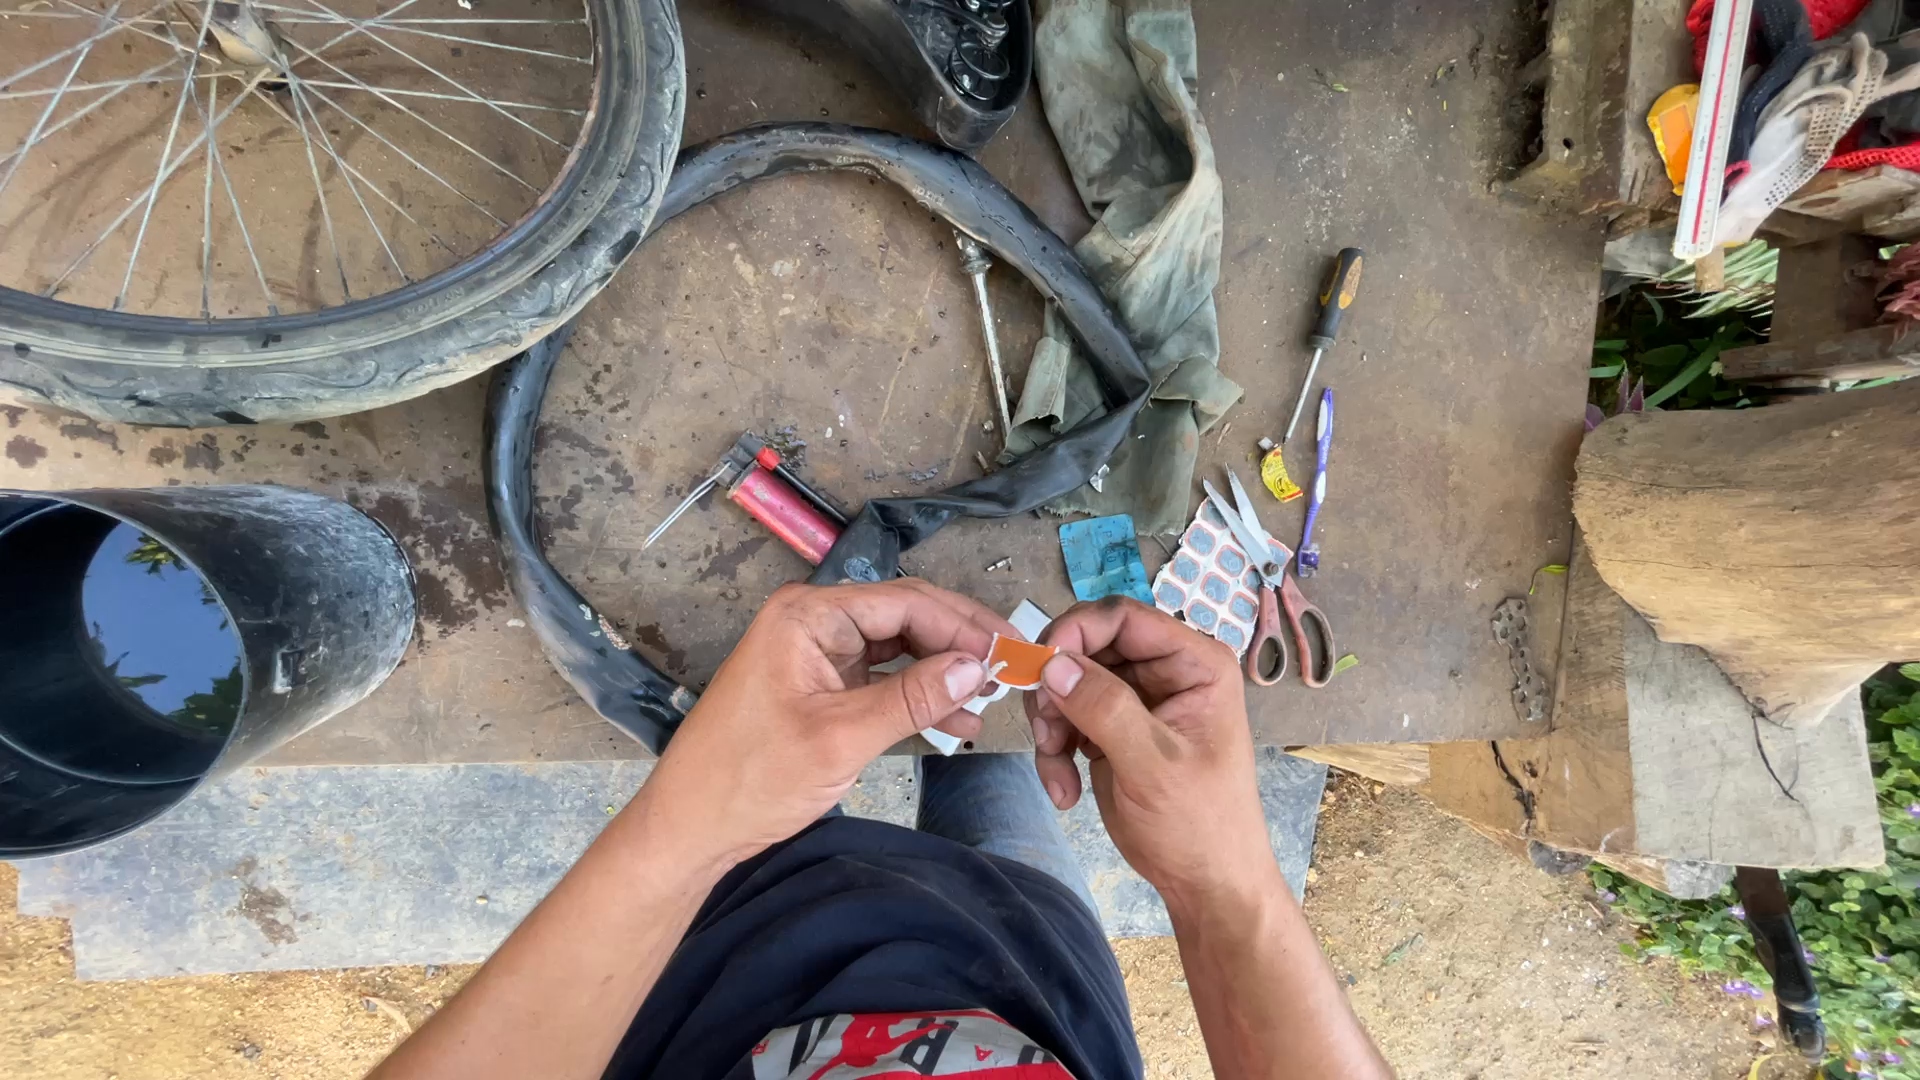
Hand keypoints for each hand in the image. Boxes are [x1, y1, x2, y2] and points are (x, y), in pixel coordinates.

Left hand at [636, 579, 1012, 865]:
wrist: (690, 829)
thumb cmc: (752, 778)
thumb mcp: (841, 737)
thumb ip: (913, 698)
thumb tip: (977, 667)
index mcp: (810, 615)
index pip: (905, 603)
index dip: (962, 625)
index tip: (1009, 652)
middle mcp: (816, 621)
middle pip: (906, 617)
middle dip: (959, 642)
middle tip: (1012, 665)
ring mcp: (820, 652)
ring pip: (900, 647)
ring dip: (944, 670)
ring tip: (991, 695)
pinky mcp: (824, 683)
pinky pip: (884, 677)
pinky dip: (918, 695)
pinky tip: (957, 718)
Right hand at [1025, 597, 1275, 908]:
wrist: (1203, 883)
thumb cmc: (1199, 823)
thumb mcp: (1154, 765)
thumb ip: (1105, 709)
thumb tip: (1051, 663)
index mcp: (1192, 661)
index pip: (1122, 617)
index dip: (1075, 631)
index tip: (1040, 667)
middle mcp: (1161, 668)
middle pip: (1085, 646)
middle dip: (1056, 687)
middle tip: (1046, 733)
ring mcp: (1132, 696)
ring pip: (1066, 679)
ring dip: (1050, 723)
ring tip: (1056, 769)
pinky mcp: (1107, 724)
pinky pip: (1063, 715)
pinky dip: (1054, 749)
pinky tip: (1064, 790)